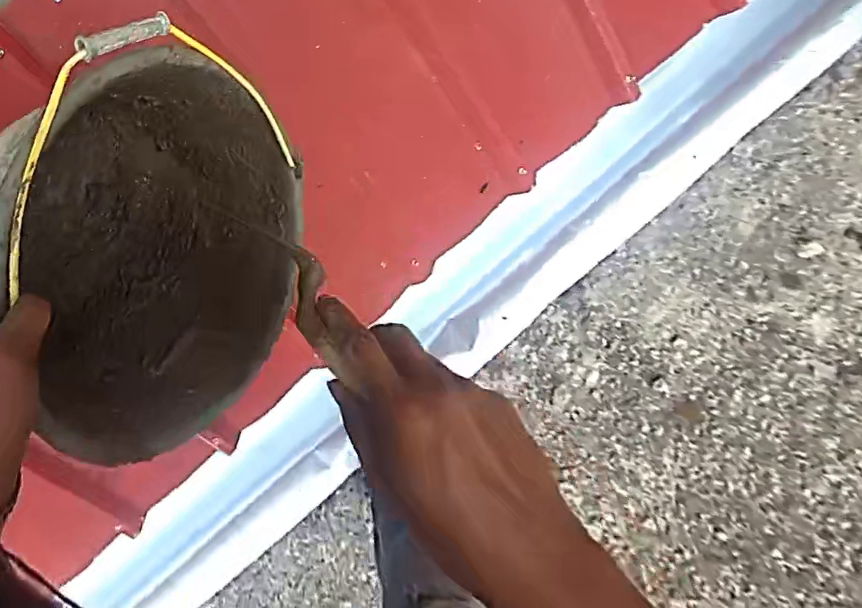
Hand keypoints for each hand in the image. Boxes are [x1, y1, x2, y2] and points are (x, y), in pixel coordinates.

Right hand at [318, 297, 649, 607]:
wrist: (535, 555)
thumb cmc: (456, 535)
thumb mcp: (391, 487)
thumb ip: (362, 428)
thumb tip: (343, 389)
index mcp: (404, 410)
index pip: (362, 347)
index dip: (339, 321)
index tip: (326, 306)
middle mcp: (438, 388)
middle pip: (396, 337)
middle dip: (376, 343)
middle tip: (367, 366)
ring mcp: (472, 391)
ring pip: (428, 364)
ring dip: (412, 378)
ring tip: (416, 425)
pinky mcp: (499, 401)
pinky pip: (459, 386)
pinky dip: (445, 399)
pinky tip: (453, 439)